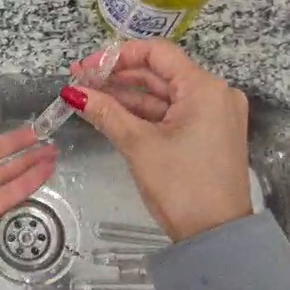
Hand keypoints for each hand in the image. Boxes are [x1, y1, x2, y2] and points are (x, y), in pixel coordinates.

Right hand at [60, 40, 251, 240]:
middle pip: (159, 72)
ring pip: (161, 94)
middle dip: (117, 76)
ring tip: (87, 97)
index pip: (157, 52)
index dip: (118, 55)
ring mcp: (212, 115)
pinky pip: (169, 112)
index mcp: (205, 88)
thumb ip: (105, 112)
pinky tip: (109, 113)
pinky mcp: (207, 133)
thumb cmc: (181, 185)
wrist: (217, 237)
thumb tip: (72, 92)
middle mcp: (214, 94)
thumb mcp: (139, 144)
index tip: (86, 68)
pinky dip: (141, 112)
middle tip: (78, 82)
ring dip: (125, 95)